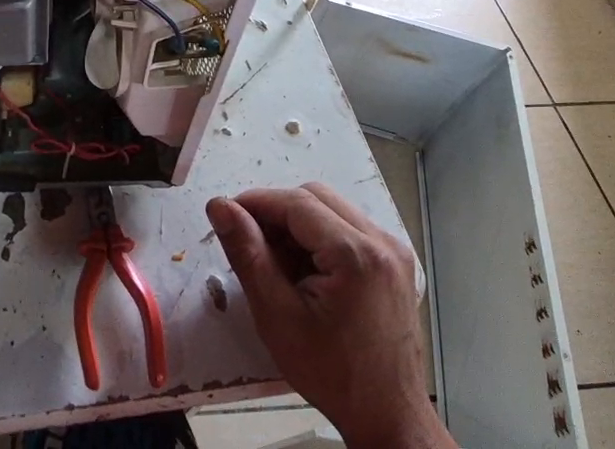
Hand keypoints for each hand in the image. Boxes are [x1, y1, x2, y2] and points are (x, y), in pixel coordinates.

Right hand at [208, 184, 453, 448]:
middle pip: (316, 197)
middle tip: (250, 242)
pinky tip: (304, 269)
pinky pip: (349, 228)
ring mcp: (394, 251)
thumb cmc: (329, 372)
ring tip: (276, 260)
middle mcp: (382, 241)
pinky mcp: (395, 263)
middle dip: (277, 211)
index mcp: (356, 254)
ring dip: (298, 223)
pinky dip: (320, 236)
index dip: (255, 203)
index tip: (226, 218)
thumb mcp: (276, 314)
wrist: (387, 416)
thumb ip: (247, 253)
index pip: (296, 203)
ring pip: (332, 209)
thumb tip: (219, 206)